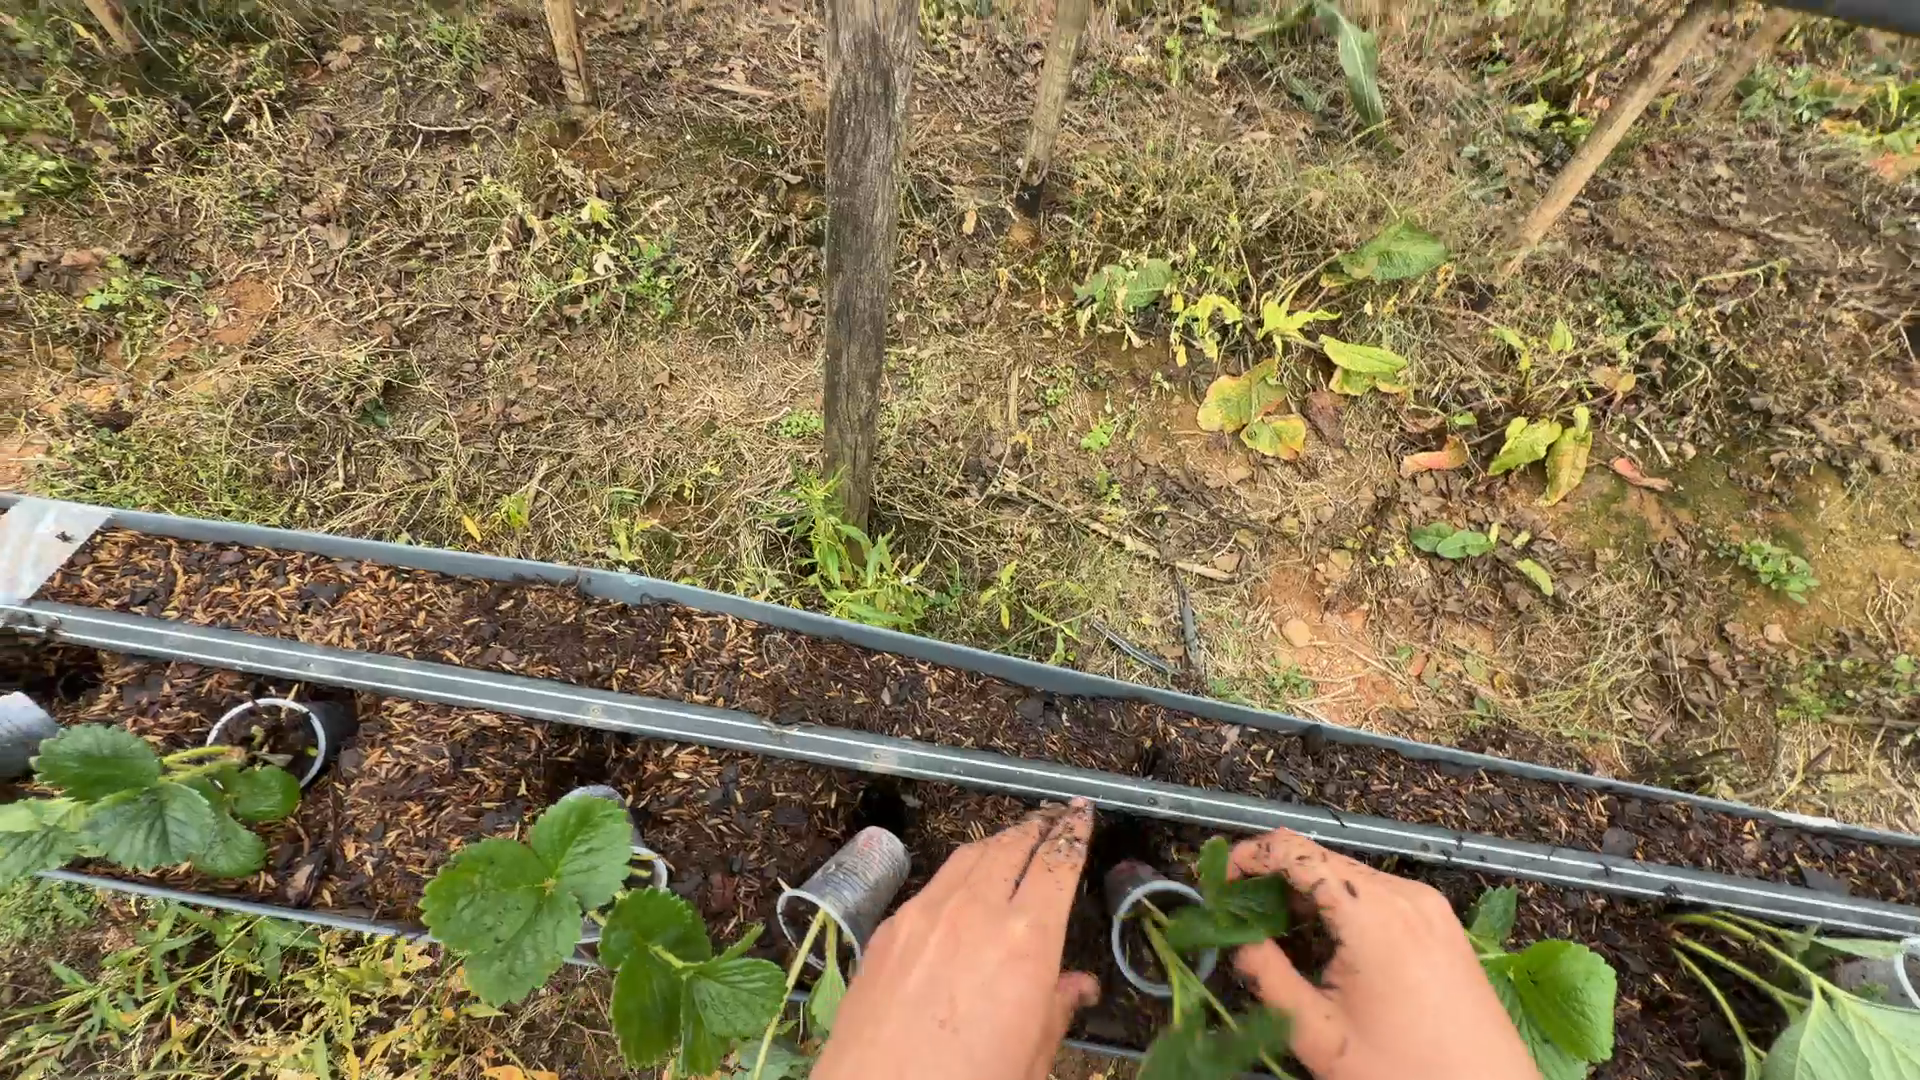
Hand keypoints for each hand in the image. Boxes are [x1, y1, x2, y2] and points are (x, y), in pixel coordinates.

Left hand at [810, 800, 1099, 1079]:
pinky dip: (960, 871)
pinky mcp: (892, 924)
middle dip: (1037, 826)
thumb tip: (1080, 984)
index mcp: (1026, 941)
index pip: (1056, 865)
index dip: (1073, 833)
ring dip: (999, 841)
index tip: (1081, 812)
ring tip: (1014, 839)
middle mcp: (977, 909)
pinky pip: (935, 882)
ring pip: (971, 854)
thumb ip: (1056, 1011)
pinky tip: (962, 885)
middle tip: (1052, 817)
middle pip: (1012, 846)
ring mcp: (928, 910)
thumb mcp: (1031, 1061)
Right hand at [1230, 829, 1537, 1079]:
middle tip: (1244, 918)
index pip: (1292, 849)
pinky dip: (1336, 904)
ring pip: (1342, 873)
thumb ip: (1266, 976)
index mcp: (1372, 912)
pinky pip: (1371, 892)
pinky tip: (1327, 944)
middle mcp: (1402, 892)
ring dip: (1303, 893)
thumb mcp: (1319, 1036)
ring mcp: (1426, 903)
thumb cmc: (1406, 1077)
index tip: (1220, 887)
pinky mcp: (1439, 920)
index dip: (1246, 856)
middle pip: (1315, 858)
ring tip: (1282, 937)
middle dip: (1271, 880)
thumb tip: (1233, 936)